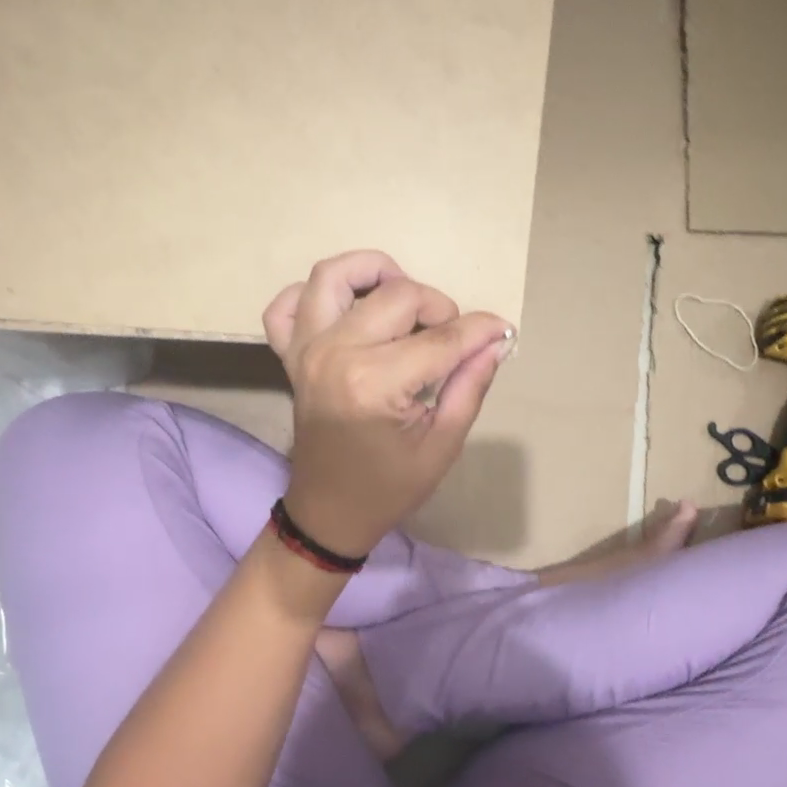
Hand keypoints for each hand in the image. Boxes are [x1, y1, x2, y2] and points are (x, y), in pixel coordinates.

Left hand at [262, 250, 514, 557]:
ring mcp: (306, 351)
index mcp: (374, 383)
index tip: (501, 332)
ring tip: (403, 300)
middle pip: (395, 294)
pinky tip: (345, 310)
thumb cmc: (388, 488)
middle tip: (452, 339)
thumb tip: (495, 340)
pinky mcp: (291, 357)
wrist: (329, 513)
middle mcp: (335, 354)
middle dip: (437, 306)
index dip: (480, 331)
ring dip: (374, 273)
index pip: (440, 338)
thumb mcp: (441, 446)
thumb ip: (469, 387)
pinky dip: (311, 296)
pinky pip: (285, 306)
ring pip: (333, 277)